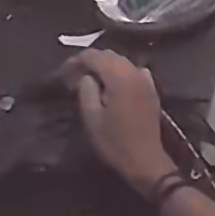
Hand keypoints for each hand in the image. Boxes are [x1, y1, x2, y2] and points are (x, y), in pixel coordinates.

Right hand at [66, 50, 176, 193]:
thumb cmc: (115, 142)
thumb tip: (86, 76)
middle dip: (90, 61)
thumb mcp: (92, 118)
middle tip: (74, 76)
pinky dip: (120, 72)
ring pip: (122, 61)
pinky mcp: (151, 90)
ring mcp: (146, 80)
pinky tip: (112, 84)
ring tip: (90, 79)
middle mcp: (134, 72)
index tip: (63, 72)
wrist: (145, 160)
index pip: (94, 56)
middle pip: (109, 55)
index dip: (76, 60)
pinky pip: (133, 71)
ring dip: (105, 66)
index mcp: (119, 77)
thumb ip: (86, 91)